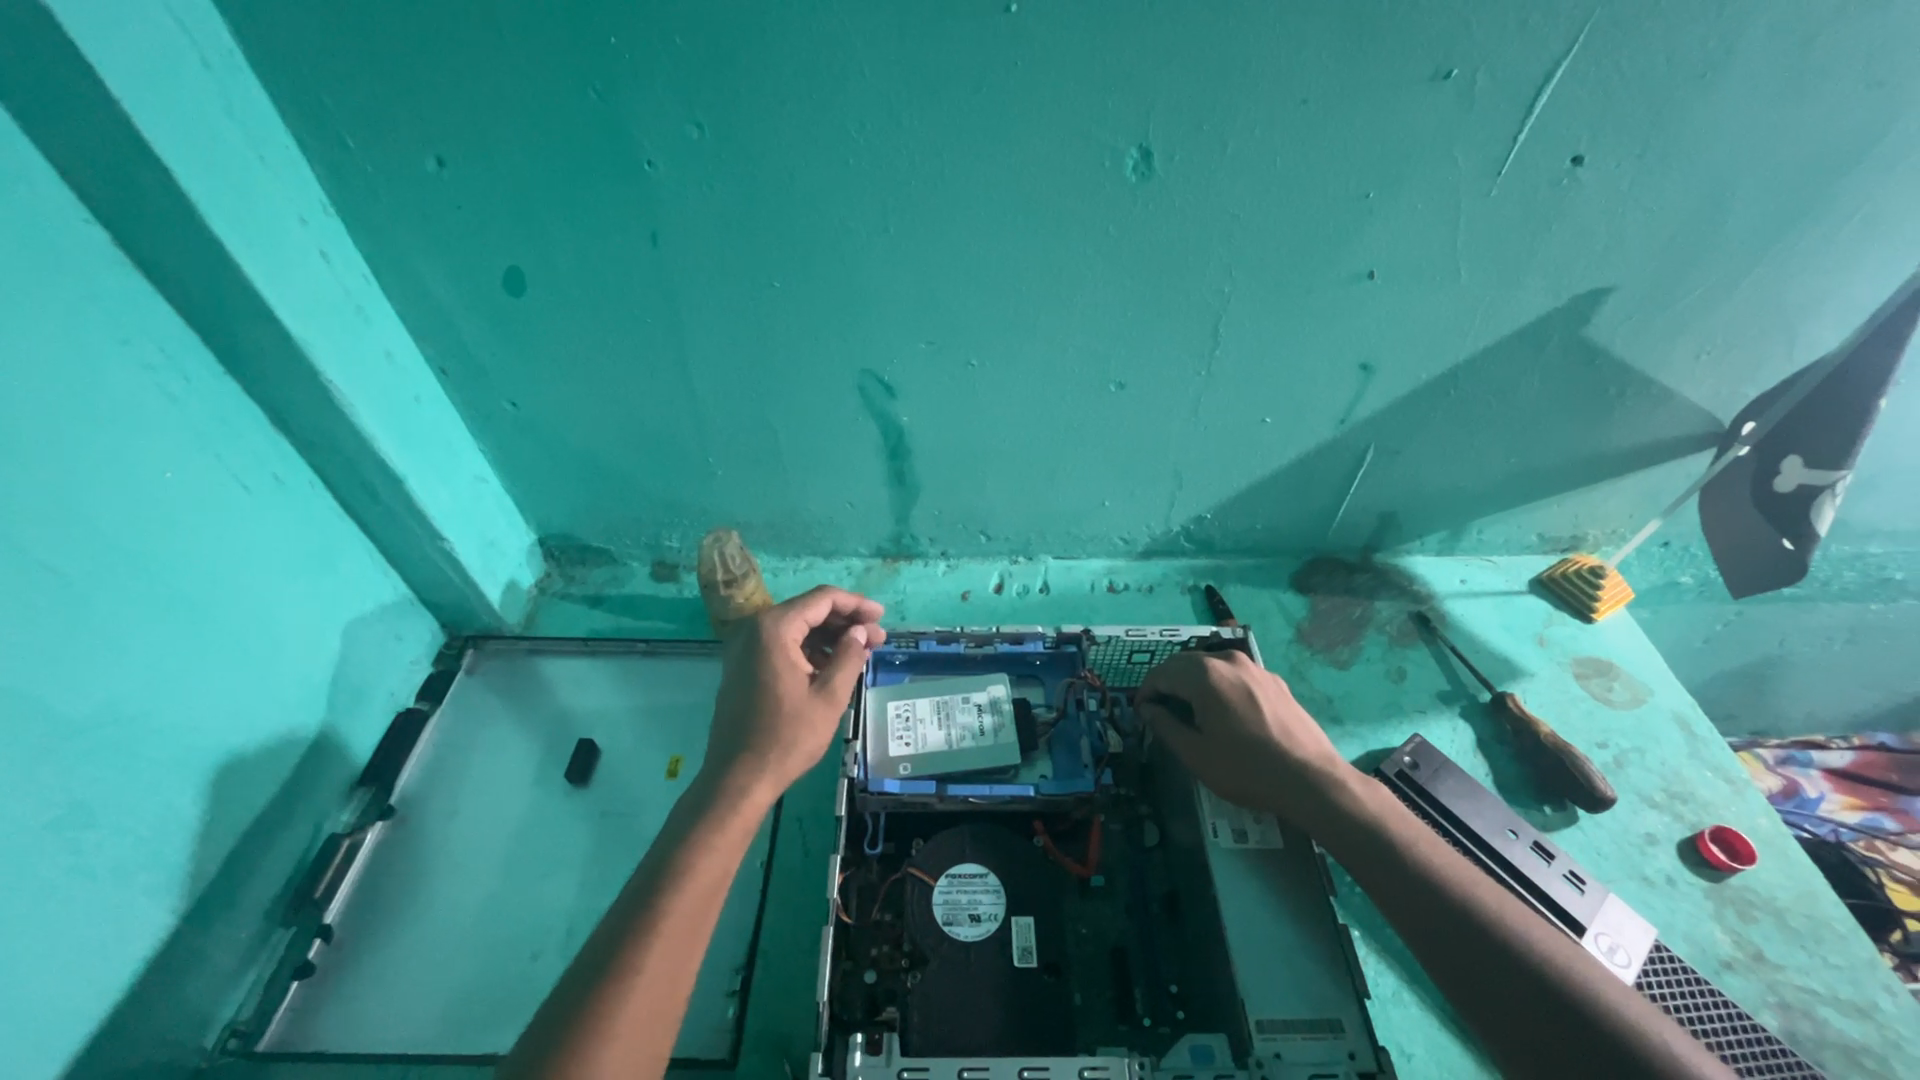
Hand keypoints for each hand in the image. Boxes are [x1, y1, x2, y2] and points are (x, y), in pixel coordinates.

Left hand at [702, 585, 886, 801]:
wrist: (738, 777)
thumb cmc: (787, 737)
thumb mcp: (829, 697)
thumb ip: (849, 656)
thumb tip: (860, 632)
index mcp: (774, 628)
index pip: (822, 599)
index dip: (856, 604)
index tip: (882, 617)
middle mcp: (755, 628)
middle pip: (808, 610)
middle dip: (845, 622)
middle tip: (876, 639)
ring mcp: (745, 647)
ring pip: (796, 628)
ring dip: (829, 637)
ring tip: (861, 653)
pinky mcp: (743, 665)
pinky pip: (782, 645)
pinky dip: (809, 650)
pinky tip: (833, 666)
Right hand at [1138, 649, 1358, 830]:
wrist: (1311, 779)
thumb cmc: (1246, 769)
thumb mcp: (1195, 754)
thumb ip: (1165, 726)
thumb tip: (1148, 709)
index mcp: (1204, 676)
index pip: (1161, 674)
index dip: (1146, 692)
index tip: (1141, 713)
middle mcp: (1228, 661)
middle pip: (1185, 663)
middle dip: (1167, 683)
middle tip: (1160, 710)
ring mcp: (1255, 669)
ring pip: (1212, 666)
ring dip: (1193, 682)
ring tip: (1190, 710)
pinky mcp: (1274, 681)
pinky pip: (1236, 675)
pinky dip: (1219, 685)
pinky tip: (1224, 711)